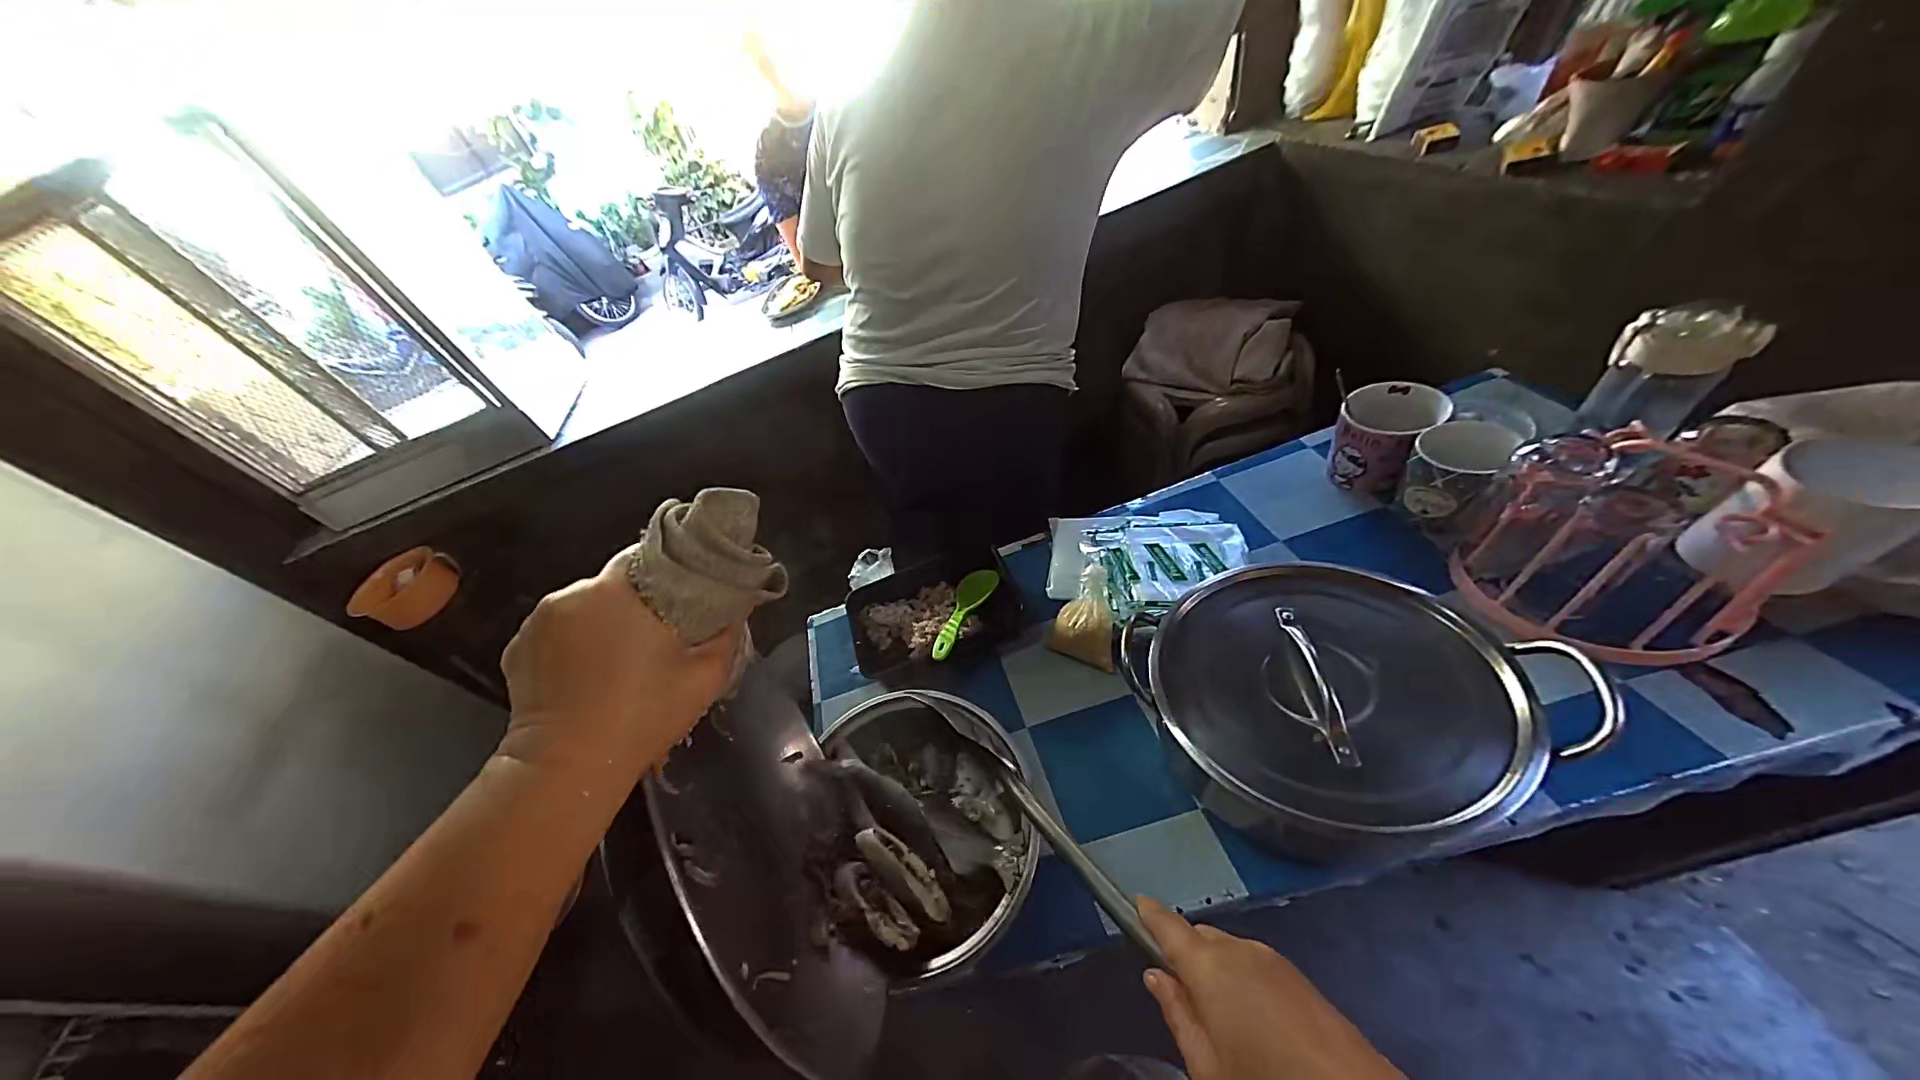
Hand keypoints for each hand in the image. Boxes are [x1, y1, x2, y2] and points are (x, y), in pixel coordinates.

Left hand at [499, 546, 742, 775]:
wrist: (568, 767)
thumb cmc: (644, 716)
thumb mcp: (706, 677)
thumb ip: (726, 634)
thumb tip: (734, 612)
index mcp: (620, 591)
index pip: (647, 555)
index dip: (669, 570)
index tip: (685, 591)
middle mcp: (575, 594)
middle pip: (615, 583)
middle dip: (637, 602)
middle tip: (659, 635)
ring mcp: (539, 621)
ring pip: (585, 607)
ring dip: (604, 623)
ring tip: (621, 661)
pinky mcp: (517, 648)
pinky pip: (557, 632)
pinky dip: (573, 645)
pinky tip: (589, 676)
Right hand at [1138, 897, 1403, 1079]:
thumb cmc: (1264, 1079)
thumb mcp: (1206, 1064)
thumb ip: (1177, 1014)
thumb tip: (1157, 978)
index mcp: (1207, 965)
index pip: (1167, 924)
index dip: (1148, 912)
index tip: (1137, 904)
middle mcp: (1238, 950)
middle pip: (1199, 937)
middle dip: (1186, 954)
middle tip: (1181, 992)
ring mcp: (1273, 960)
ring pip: (1228, 950)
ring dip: (1217, 968)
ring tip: (1221, 1016)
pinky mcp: (1300, 977)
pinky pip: (1256, 965)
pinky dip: (1244, 979)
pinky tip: (1254, 1020)